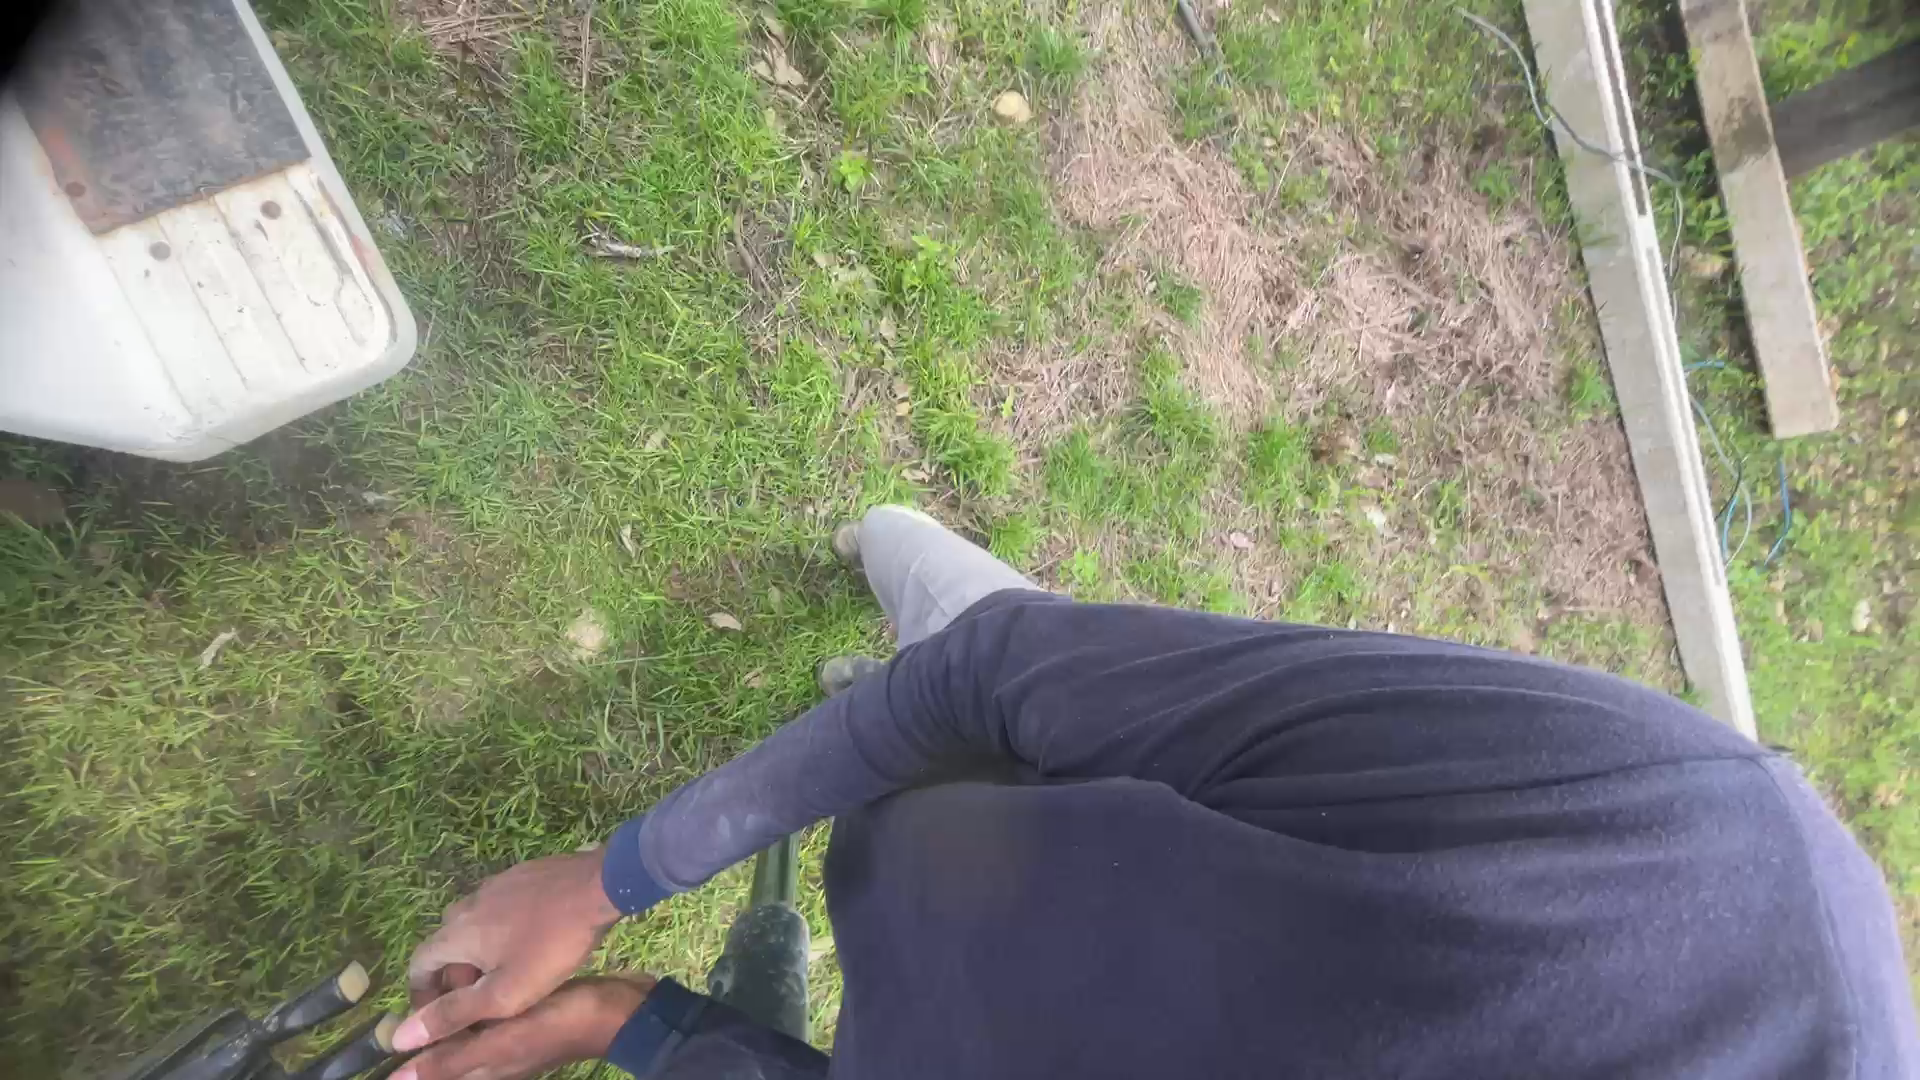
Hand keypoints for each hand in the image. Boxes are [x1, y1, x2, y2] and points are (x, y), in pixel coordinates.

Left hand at [391, 974, 654, 1079]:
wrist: (616, 1008)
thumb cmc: (559, 1023)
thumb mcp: (503, 1039)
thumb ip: (451, 1056)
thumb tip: (394, 1072)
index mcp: (480, 1071)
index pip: (433, 1062)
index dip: (419, 1035)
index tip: (414, 1001)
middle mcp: (491, 1057)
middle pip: (453, 1038)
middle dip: (446, 1007)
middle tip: (449, 969)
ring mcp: (514, 1034)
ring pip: (475, 1020)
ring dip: (468, 995)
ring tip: (468, 960)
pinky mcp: (534, 1013)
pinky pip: (499, 1005)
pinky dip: (492, 988)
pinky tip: (497, 964)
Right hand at [396, 849, 622, 1052]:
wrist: (603, 885)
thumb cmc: (552, 943)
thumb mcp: (504, 993)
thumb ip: (453, 1014)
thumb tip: (401, 1035)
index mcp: (458, 930)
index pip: (418, 963)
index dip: (424, 993)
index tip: (444, 1014)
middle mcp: (472, 900)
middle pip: (449, 941)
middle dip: (457, 971)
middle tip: (483, 994)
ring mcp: (503, 880)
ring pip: (478, 920)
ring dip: (483, 947)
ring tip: (511, 968)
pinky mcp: (531, 871)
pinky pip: (506, 902)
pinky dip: (507, 924)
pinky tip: (535, 935)